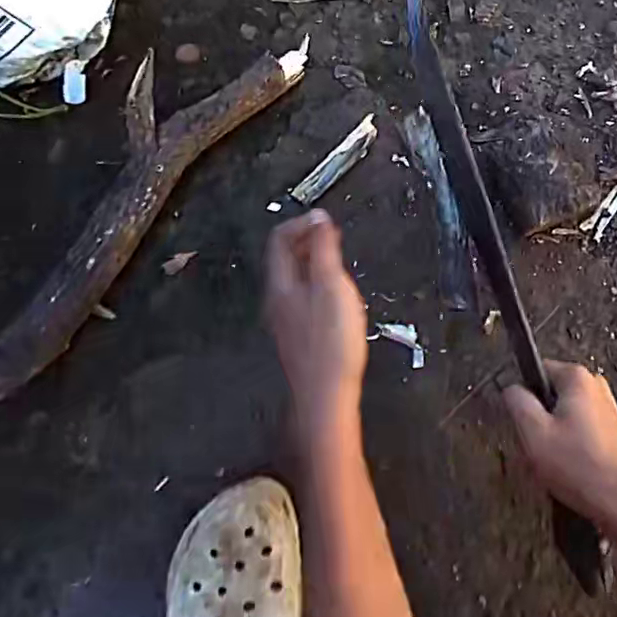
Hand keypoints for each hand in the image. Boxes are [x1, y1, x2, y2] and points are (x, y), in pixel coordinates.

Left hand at [264, 210, 367, 436]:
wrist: (326, 398)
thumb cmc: (331, 343)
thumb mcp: (331, 285)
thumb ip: (323, 249)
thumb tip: (318, 218)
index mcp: (281, 284)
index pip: (280, 239)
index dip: (302, 223)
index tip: (325, 222)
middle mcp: (277, 300)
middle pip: (285, 258)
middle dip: (309, 240)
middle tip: (334, 237)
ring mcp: (285, 319)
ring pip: (295, 277)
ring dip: (314, 261)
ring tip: (338, 261)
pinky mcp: (298, 334)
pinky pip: (303, 296)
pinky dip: (318, 283)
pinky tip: (337, 295)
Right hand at [503, 360, 616, 577]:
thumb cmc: (581, 468)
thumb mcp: (533, 432)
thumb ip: (516, 401)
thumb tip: (512, 389)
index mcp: (576, 377)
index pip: (535, 372)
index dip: (525, 399)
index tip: (528, 425)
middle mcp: (595, 386)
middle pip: (550, 395)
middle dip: (541, 421)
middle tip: (541, 448)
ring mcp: (608, 410)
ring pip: (564, 417)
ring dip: (556, 438)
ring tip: (558, 464)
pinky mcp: (614, 433)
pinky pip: (580, 433)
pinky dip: (573, 449)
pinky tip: (574, 471)